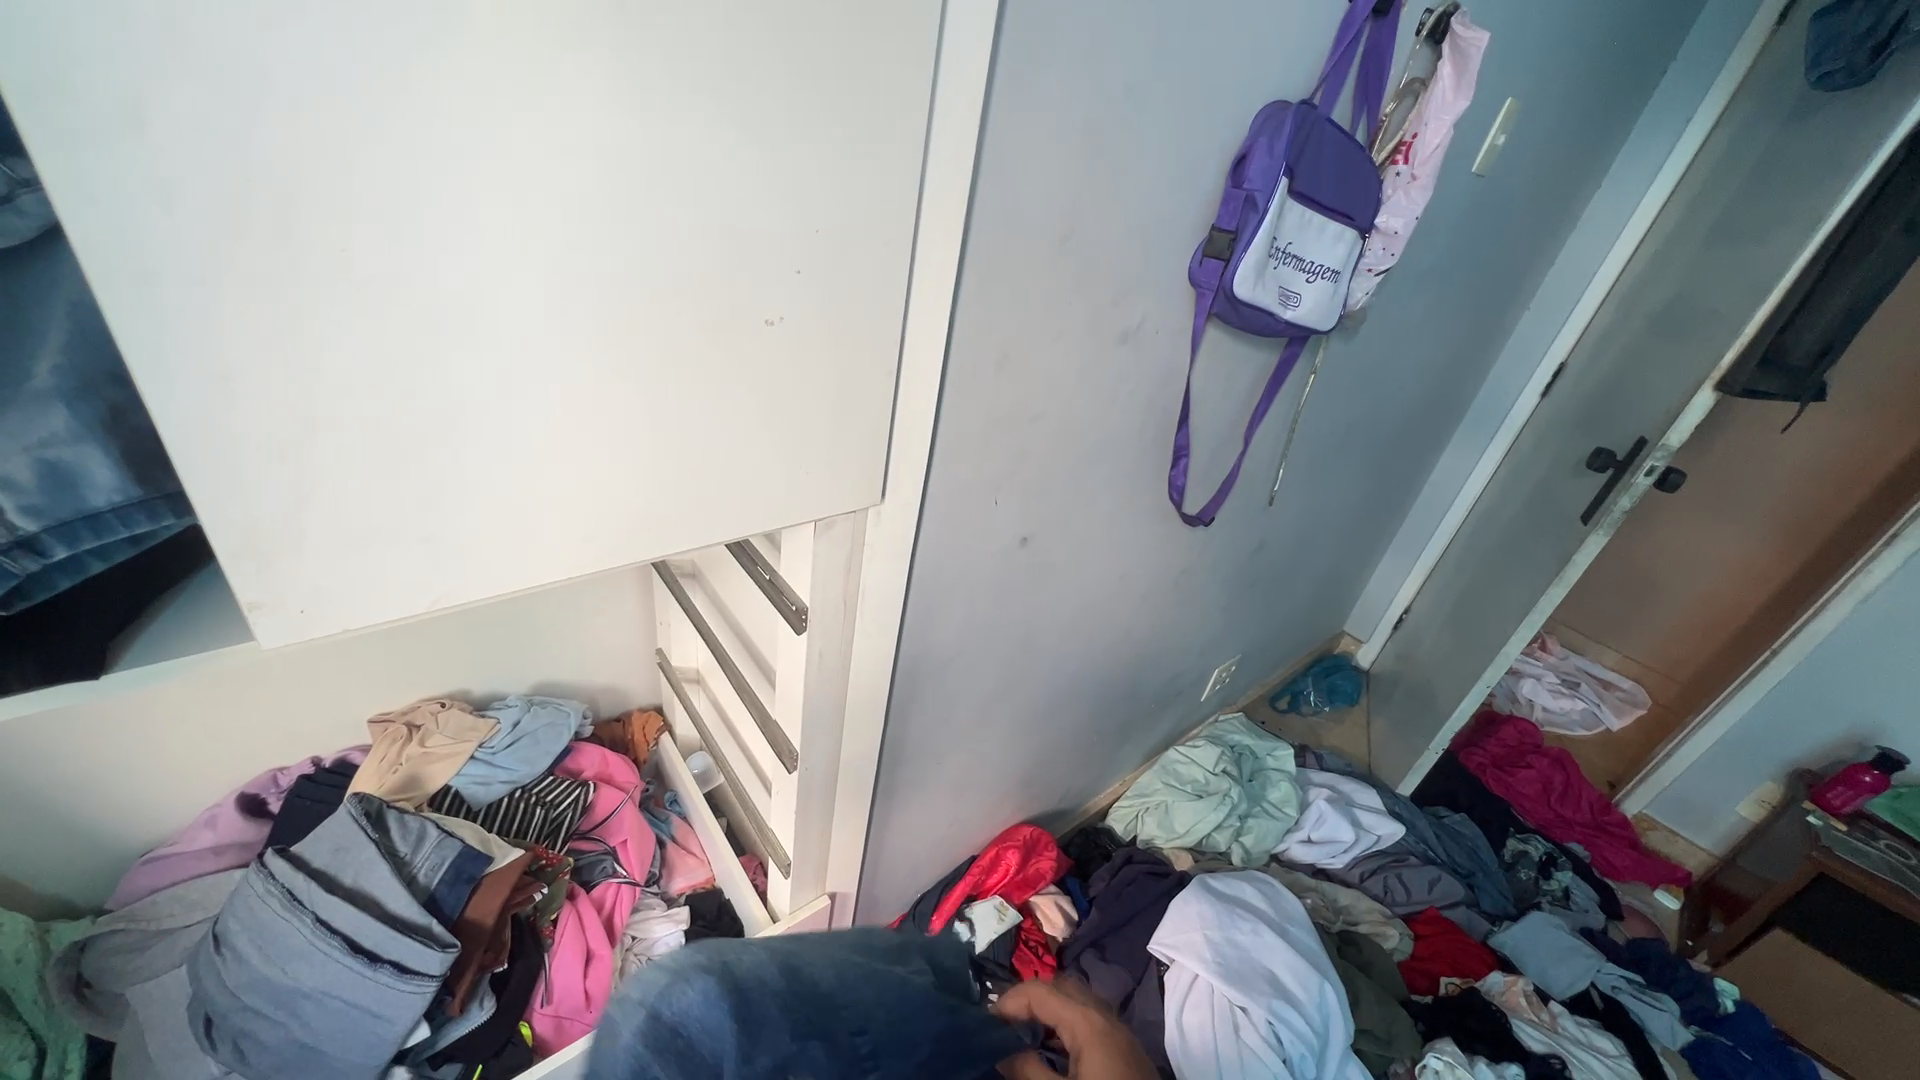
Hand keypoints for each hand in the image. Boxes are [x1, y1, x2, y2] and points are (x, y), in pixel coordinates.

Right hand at [991, 978, 1157, 1079]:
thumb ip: (1027, 1071)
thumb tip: (1001, 1051)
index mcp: (1087, 1022)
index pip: (1039, 991)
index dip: (1007, 1002)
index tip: (984, 1025)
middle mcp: (1104, 1016)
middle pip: (1059, 988)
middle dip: (1027, 999)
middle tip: (1002, 1025)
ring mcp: (1119, 1032)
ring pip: (1076, 1002)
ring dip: (1047, 1011)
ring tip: (1021, 1036)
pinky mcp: (1126, 1051)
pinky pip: (1089, 1021)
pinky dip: (1065, 1025)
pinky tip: (1052, 1050)